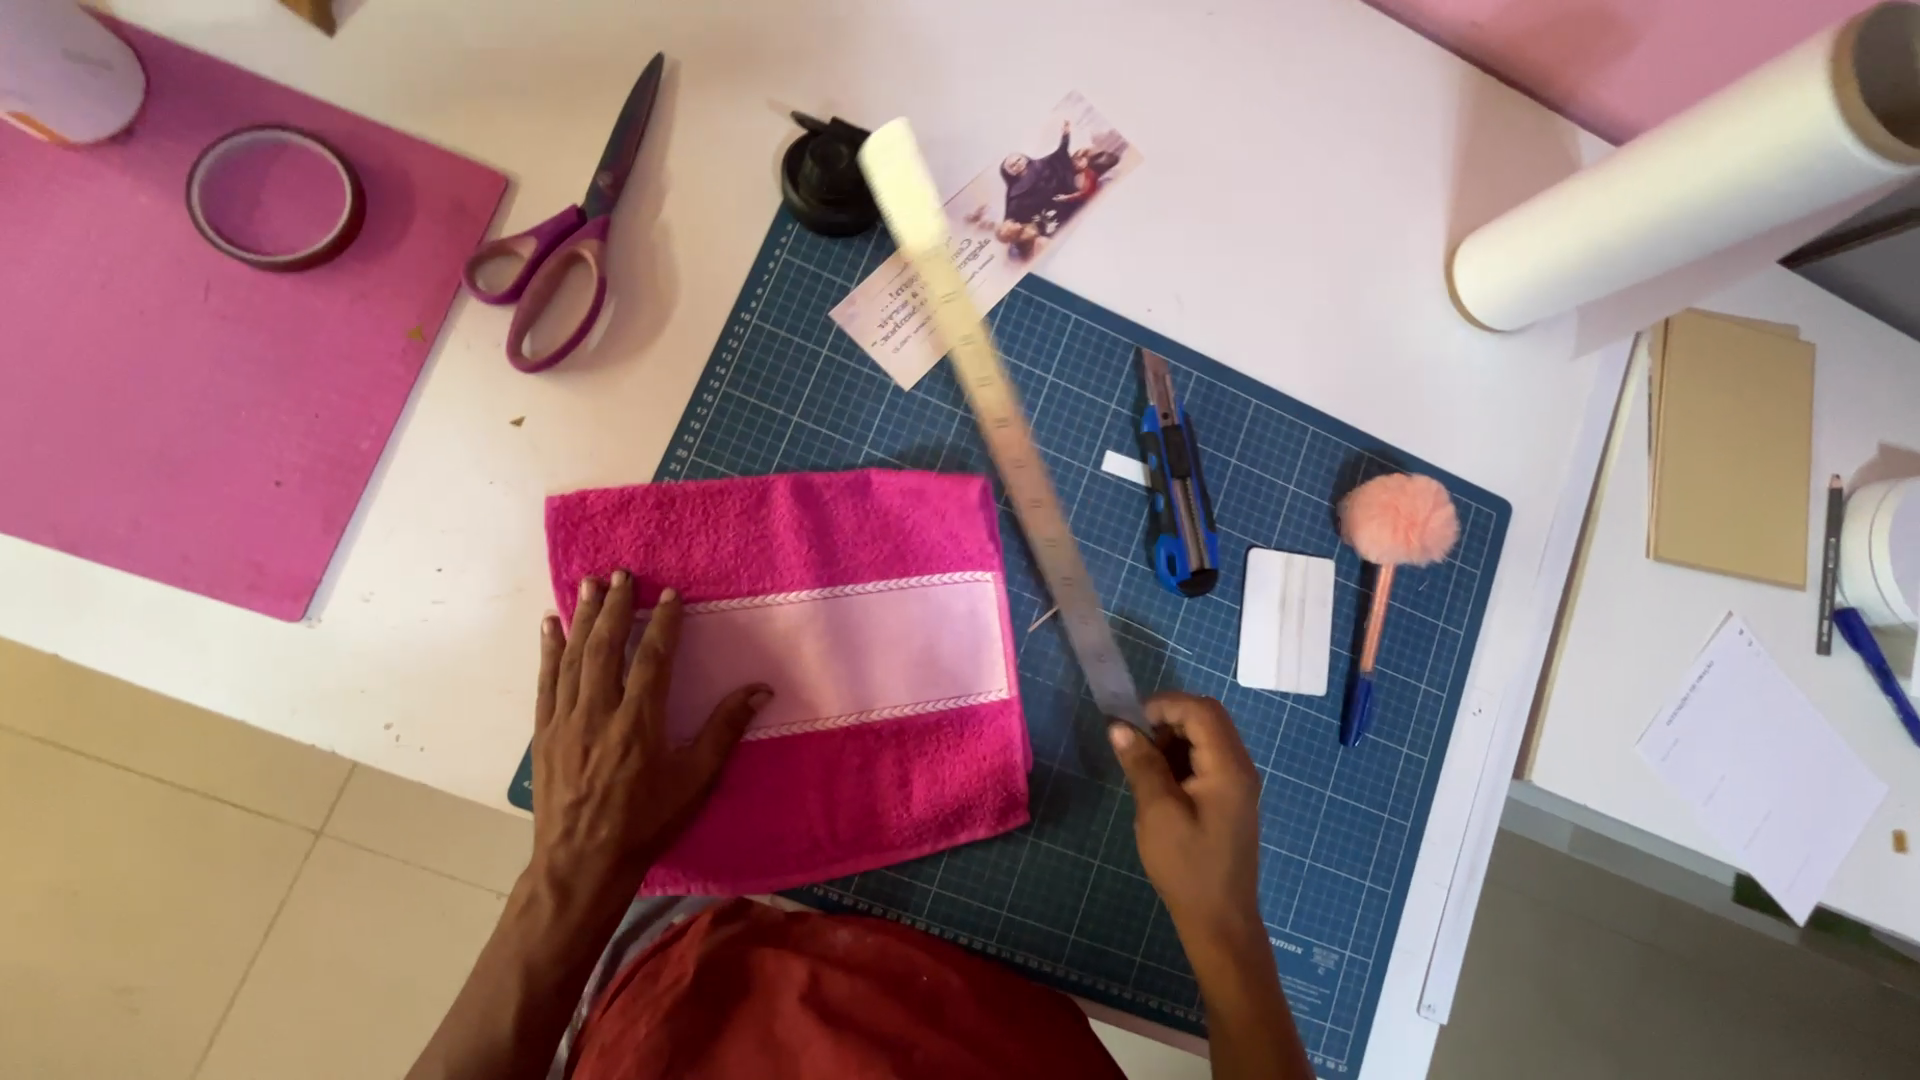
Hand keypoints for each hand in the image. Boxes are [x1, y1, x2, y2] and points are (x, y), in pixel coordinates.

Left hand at [530, 571, 770, 894]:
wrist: (580, 864)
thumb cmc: (646, 822)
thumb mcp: (696, 780)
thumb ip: (725, 730)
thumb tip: (760, 690)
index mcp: (638, 723)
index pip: (652, 658)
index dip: (663, 623)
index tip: (671, 595)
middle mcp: (598, 713)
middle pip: (606, 647)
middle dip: (616, 606)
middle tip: (623, 573)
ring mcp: (565, 721)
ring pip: (573, 657)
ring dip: (583, 617)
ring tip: (589, 583)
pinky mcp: (544, 733)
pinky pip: (545, 681)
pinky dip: (548, 650)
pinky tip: (550, 625)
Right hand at [1109, 694, 1264, 954]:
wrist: (1220, 921)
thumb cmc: (1187, 868)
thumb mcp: (1157, 812)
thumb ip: (1141, 764)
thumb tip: (1119, 727)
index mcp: (1228, 768)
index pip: (1201, 710)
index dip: (1164, 705)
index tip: (1130, 724)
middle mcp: (1240, 767)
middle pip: (1207, 718)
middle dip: (1168, 719)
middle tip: (1136, 742)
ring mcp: (1237, 784)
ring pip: (1206, 737)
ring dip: (1173, 738)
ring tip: (1144, 766)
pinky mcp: (1229, 799)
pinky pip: (1206, 759)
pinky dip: (1181, 758)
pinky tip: (1159, 783)